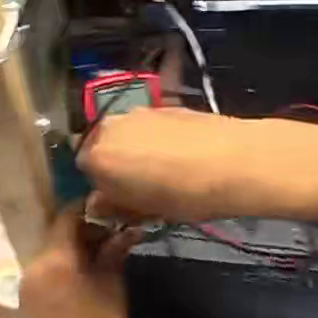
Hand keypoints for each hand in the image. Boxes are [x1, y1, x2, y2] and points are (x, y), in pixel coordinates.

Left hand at [20, 204, 140, 317]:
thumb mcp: (113, 286)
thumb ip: (113, 251)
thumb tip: (124, 227)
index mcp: (52, 259)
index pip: (66, 217)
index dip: (88, 209)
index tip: (109, 208)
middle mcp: (31, 267)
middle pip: (56, 236)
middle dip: (83, 231)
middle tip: (112, 233)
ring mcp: (25, 287)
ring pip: (49, 255)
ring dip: (71, 250)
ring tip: (99, 254)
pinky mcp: (25, 306)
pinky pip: (40, 278)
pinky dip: (58, 270)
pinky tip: (70, 273)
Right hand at [80, 109, 252, 221]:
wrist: (233, 160)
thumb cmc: (183, 194)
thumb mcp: (144, 211)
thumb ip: (114, 205)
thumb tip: (99, 203)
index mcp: (97, 155)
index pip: (83, 169)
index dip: (102, 186)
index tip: (121, 200)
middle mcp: (111, 126)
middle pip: (103, 145)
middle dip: (116, 163)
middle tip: (142, 187)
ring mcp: (139, 111)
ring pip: (127, 133)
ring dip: (136, 149)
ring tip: (165, 171)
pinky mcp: (165, 105)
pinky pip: (149, 126)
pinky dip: (157, 138)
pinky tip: (181, 155)